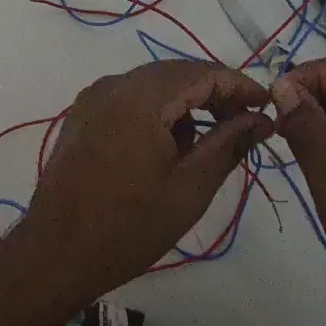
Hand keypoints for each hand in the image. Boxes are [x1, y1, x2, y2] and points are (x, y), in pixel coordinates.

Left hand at [4, 61, 272, 308]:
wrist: (56, 253)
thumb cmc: (129, 226)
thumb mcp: (189, 188)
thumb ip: (228, 145)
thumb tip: (261, 118)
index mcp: (140, 97)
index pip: (201, 72)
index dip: (239, 85)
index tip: (269, 105)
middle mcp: (114, 85)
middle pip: (176, 73)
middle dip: (214, 92)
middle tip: (247, 123)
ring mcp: (93, 98)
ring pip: (153, 84)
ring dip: (186, 103)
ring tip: (210, 142)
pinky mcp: (83, 116)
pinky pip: (130, 98)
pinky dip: (158, 111)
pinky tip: (172, 145)